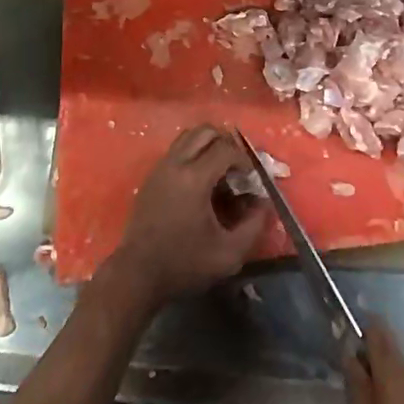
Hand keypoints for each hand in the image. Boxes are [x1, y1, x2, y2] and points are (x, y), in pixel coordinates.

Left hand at [104, 125, 267, 308]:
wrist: (139, 272)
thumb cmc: (185, 264)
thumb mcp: (229, 253)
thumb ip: (254, 225)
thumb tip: (264, 202)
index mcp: (194, 178)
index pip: (225, 148)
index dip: (244, 158)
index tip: (252, 177)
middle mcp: (175, 163)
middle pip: (204, 131)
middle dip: (226, 142)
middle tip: (238, 167)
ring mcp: (160, 166)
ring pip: (187, 136)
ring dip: (208, 144)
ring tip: (220, 171)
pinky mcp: (151, 175)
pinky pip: (176, 149)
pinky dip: (193, 153)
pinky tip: (200, 181)